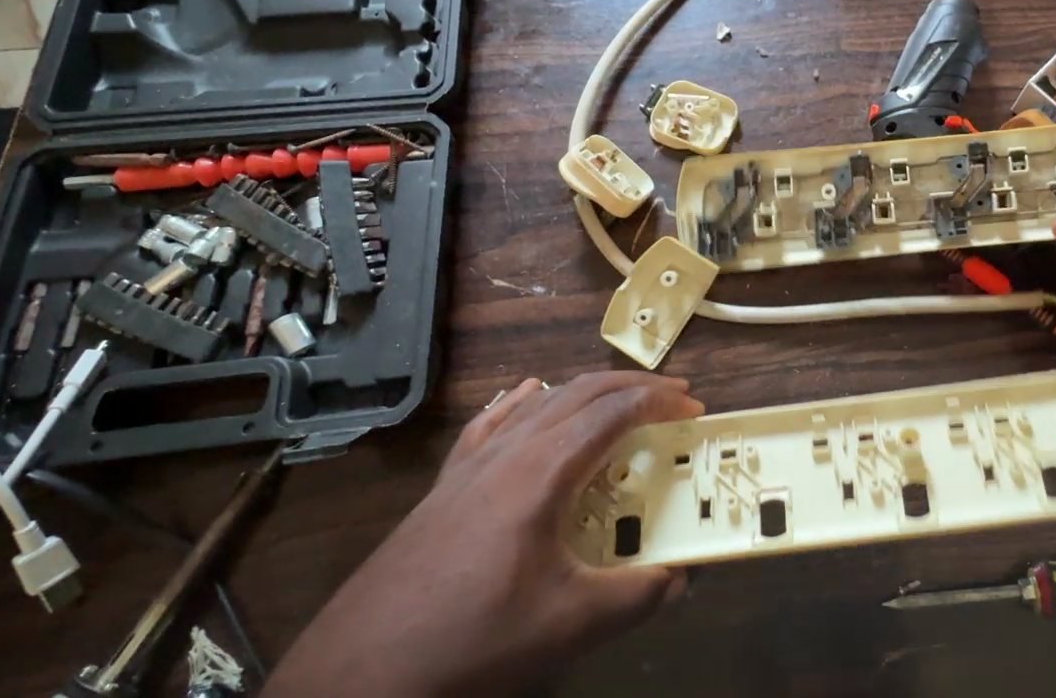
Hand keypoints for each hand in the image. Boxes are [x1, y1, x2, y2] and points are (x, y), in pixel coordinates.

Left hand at [264, 373, 703, 697]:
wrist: (360, 671)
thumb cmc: (472, 639)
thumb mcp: (568, 626)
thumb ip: (634, 598)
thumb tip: (679, 579)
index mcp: (543, 470)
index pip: (614, 412)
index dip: (660, 402)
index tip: (695, 408)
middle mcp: (509, 451)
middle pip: (580, 393)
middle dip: (633, 386)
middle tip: (673, 397)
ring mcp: (472, 464)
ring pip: (539, 402)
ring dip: (588, 392)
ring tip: (620, 401)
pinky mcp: (446, 484)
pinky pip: (494, 422)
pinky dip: (526, 401)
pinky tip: (529, 396)